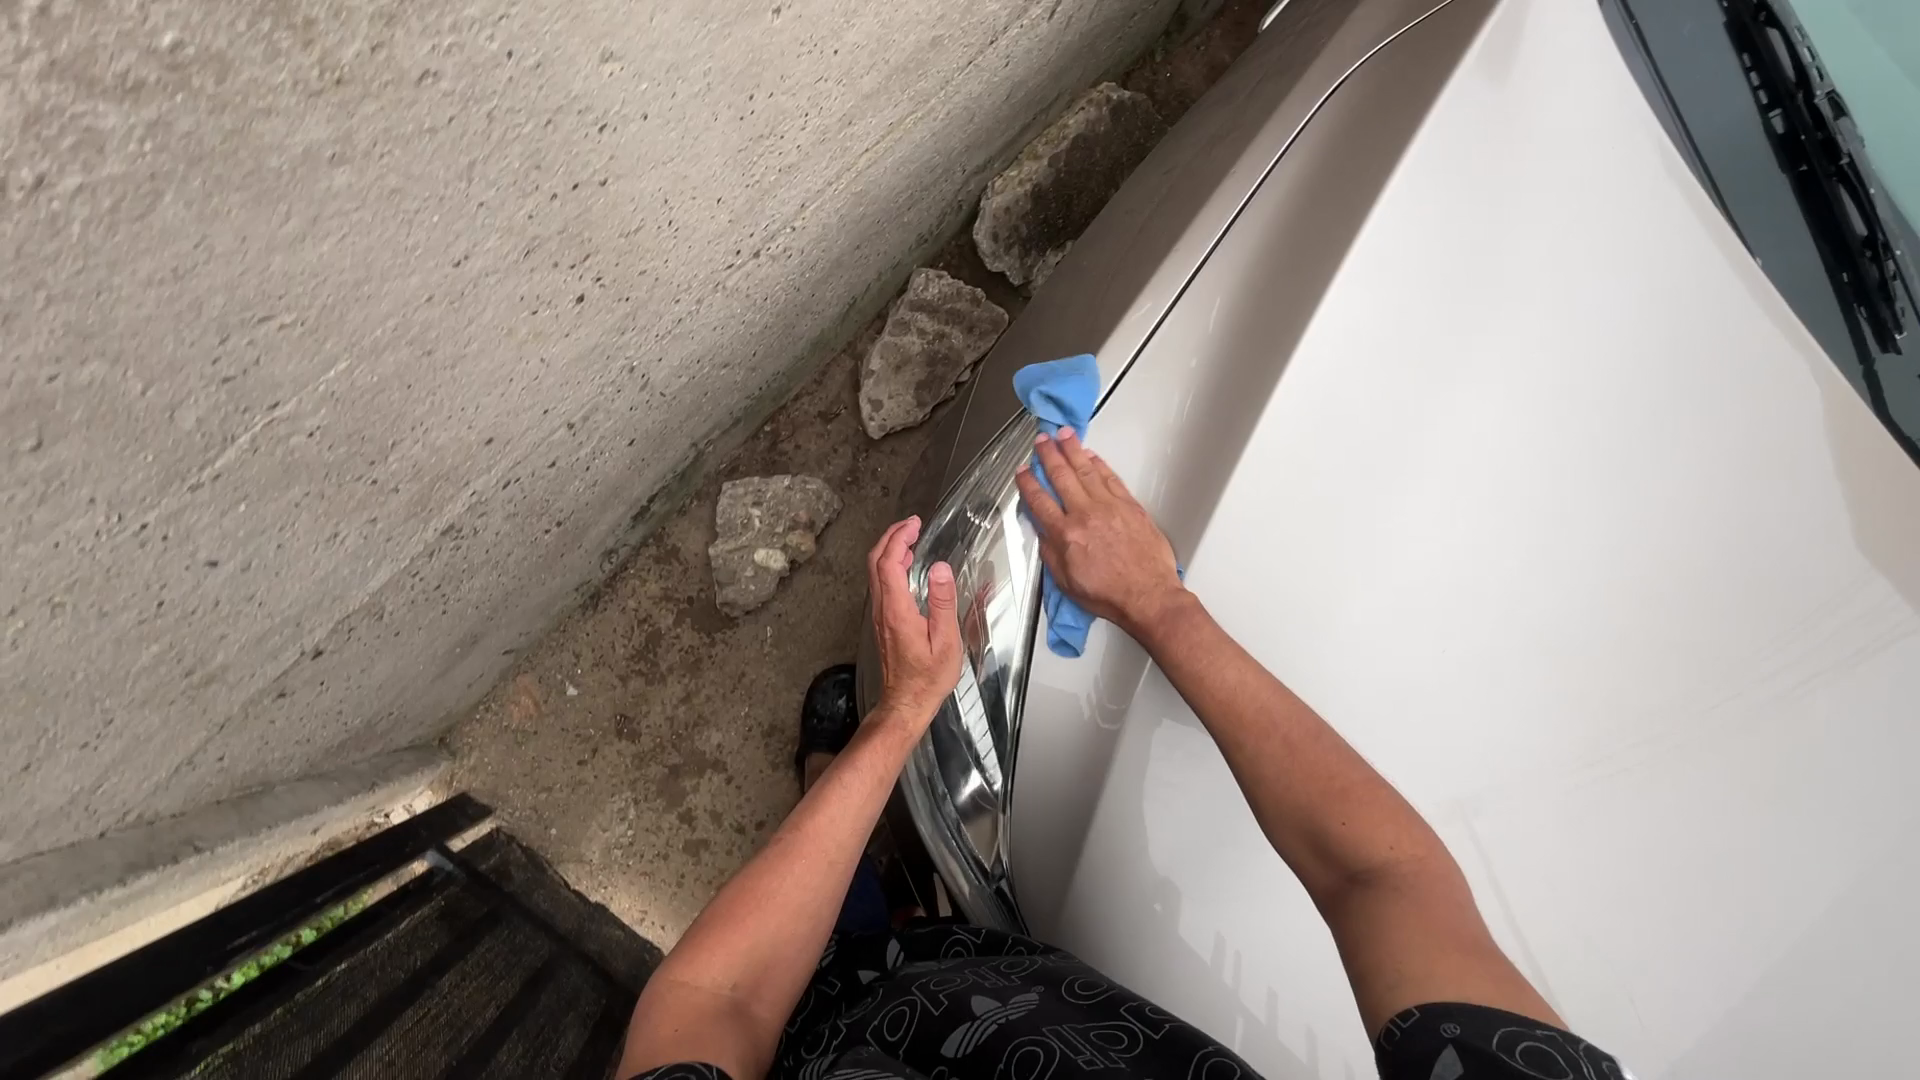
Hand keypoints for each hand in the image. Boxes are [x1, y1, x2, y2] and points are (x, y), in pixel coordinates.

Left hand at [866, 517, 963, 727]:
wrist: (905, 703)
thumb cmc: (927, 678)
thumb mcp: (946, 642)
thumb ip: (942, 603)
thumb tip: (939, 569)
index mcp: (897, 611)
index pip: (889, 563)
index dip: (899, 538)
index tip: (915, 524)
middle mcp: (883, 609)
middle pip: (876, 562)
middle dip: (891, 537)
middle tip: (911, 524)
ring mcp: (880, 615)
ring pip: (875, 572)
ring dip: (889, 550)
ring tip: (910, 538)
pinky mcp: (882, 621)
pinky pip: (880, 584)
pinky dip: (890, 565)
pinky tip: (906, 566)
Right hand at [1015, 429, 1185, 638]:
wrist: (1148, 596)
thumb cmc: (1109, 594)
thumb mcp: (1066, 581)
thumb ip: (1050, 553)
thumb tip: (1043, 532)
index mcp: (1066, 535)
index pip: (1040, 501)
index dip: (1028, 483)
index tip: (1022, 471)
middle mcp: (1085, 515)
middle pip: (1061, 477)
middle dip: (1049, 455)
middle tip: (1042, 440)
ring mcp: (1109, 507)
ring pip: (1086, 470)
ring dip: (1073, 450)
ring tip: (1064, 435)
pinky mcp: (1130, 506)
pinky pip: (1111, 478)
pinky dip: (1099, 463)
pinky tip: (1091, 455)